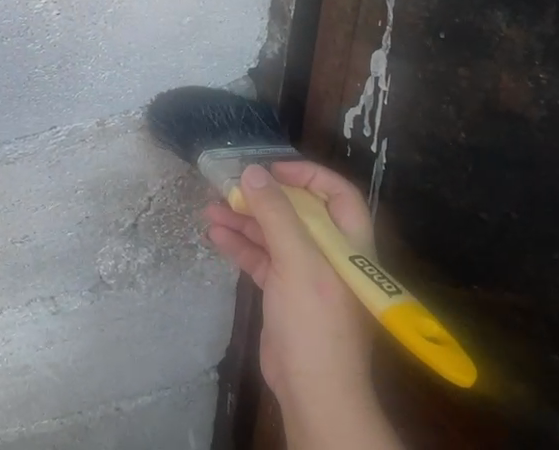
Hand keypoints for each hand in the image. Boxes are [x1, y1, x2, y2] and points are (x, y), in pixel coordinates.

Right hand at [203, 162, 401, 449]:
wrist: (314, 389)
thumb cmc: (316, 321)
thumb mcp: (297, 261)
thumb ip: (275, 214)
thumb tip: (253, 171)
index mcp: (348, 244)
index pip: (337, 194)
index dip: (307, 175)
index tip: (270, 168)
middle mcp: (330, 254)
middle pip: (298, 212)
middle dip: (263, 197)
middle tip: (228, 185)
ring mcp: (306, 275)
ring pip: (274, 234)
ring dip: (243, 219)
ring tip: (210, 208)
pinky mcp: (284, 293)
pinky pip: (261, 258)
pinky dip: (239, 245)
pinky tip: (215, 235)